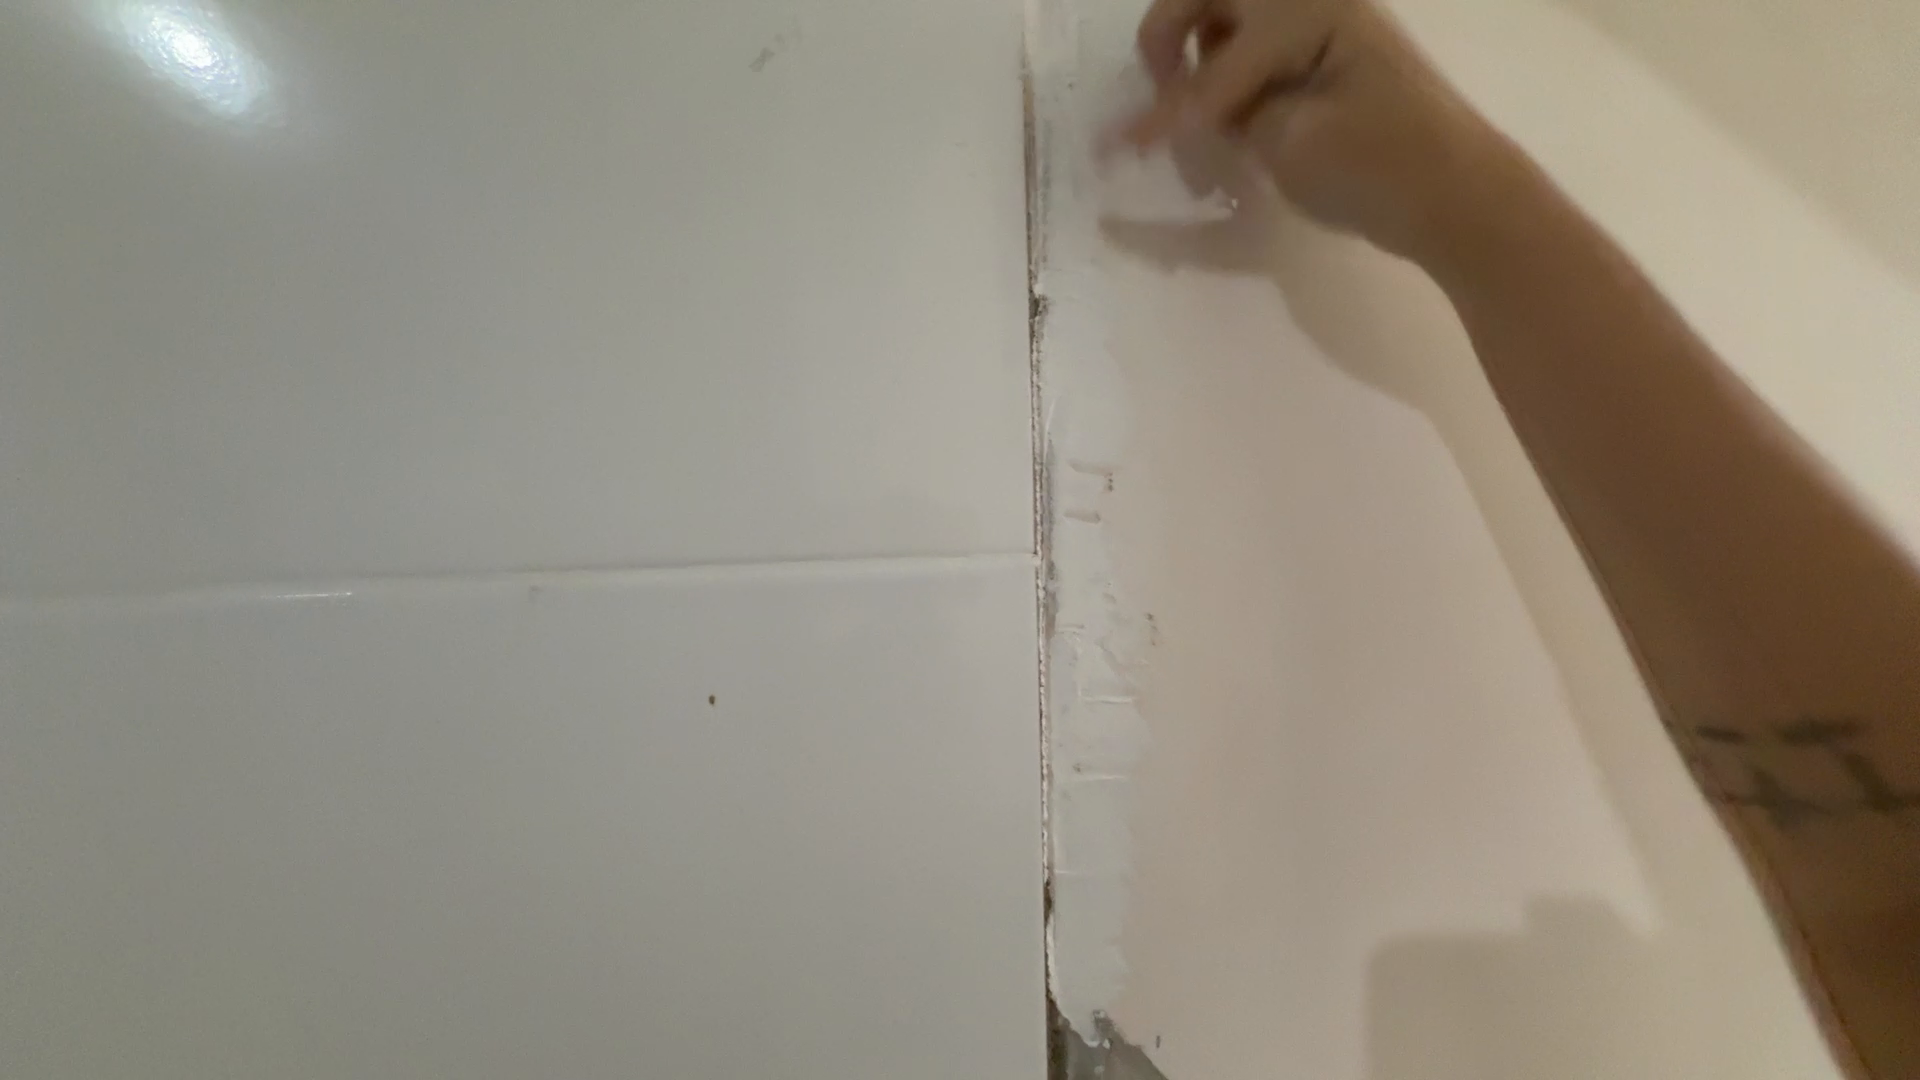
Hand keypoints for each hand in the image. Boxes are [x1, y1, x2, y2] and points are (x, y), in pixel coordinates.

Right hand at [1123, 0, 1510, 261]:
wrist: (1449, 193)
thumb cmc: (1376, 167)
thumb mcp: (1290, 141)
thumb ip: (1225, 115)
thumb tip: (1175, 111)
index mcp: (1304, 11)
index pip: (1211, 65)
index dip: (1161, 112)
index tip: (1115, 151)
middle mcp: (1307, 1)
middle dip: (1169, 38)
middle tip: (1159, 99)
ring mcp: (1314, 29)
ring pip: (1225, 23)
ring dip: (1194, 65)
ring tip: (1195, 133)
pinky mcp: (1315, 63)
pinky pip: (1248, 54)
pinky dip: (1222, 87)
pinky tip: (1225, 136)